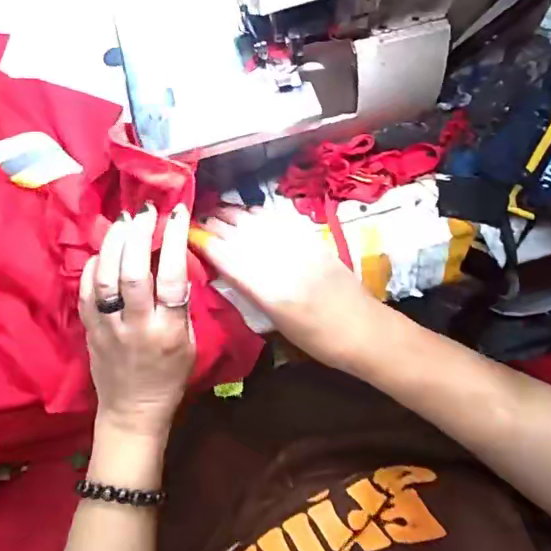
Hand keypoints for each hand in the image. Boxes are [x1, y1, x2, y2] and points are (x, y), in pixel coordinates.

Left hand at [79, 204, 197, 440]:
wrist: (132, 410)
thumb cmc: (169, 376)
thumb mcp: (190, 342)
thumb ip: (180, 304)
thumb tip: (172, 259)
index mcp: (168, 329)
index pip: (171, 275)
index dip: (173, 239)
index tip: (176, 213)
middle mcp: (136, 324)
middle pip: (132, 271)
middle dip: (138, 234)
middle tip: (144, 211)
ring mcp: (107, 326)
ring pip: (104, 277)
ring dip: (113, 243)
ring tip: (123, 221)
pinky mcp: (89, 328)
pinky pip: (85, 290)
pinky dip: (93, 265)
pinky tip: (103, 248)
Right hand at [192, 205, 380, 356]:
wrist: (364, 331)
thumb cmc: (317, 340)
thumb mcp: (275, 322)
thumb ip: (248, 291)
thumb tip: (223, 268)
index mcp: (268, 290)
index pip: (226, 257)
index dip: (204, 242)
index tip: (186, 233)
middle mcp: (281, 263)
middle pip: (239, 235)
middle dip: (214, 224)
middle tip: (194, 219)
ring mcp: (298, 248)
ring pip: (257, 222)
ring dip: (233, 214)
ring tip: (215, 211)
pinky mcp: (312, 240)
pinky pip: (278, 220)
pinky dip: (258, 214)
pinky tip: (248, 213)